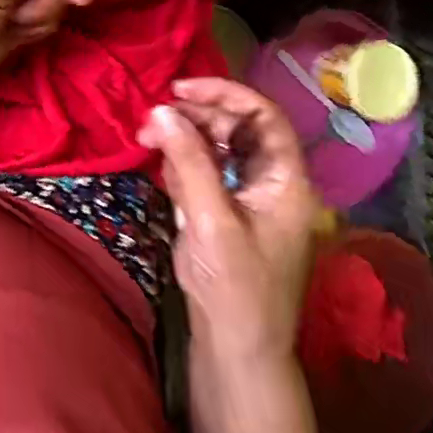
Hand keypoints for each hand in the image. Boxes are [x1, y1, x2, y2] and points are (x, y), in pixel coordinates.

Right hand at [139, 79, 319, 364]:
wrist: (235, 343)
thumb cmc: (236, 285)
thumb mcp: (210, 219)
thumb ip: (188, 161)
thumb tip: (160, 110)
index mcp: (286, 180)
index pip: (263, 117)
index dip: (224, 94)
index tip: (179, 89)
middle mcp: (269, 179)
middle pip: (236, 126)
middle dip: (194, 116)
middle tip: (152, 119)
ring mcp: (245, 193)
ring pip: (216, 145)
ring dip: (182, 137)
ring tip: (146, 139)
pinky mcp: (222, 206)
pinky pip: (202, 167)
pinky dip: (180, 160)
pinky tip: (161, 165)